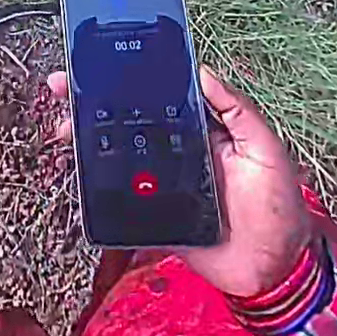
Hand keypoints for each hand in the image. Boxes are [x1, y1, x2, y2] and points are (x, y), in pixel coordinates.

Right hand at [44, 65, 313, 298]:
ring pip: (113, 150)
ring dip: (83, 134)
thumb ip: (239, 111)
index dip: (126, 77)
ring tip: (62, 125)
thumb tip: (204, 70)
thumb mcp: (265, 149)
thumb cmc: (277, 205)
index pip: (155, 95)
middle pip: (124, 117)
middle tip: (60, 87)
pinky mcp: (148, 210)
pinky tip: (74, 163)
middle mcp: (171, 147)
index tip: (97, 63)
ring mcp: (157, 179)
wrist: (274, 272)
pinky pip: (116, 189)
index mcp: (196, 127)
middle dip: (89, 100)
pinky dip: (92, 177)